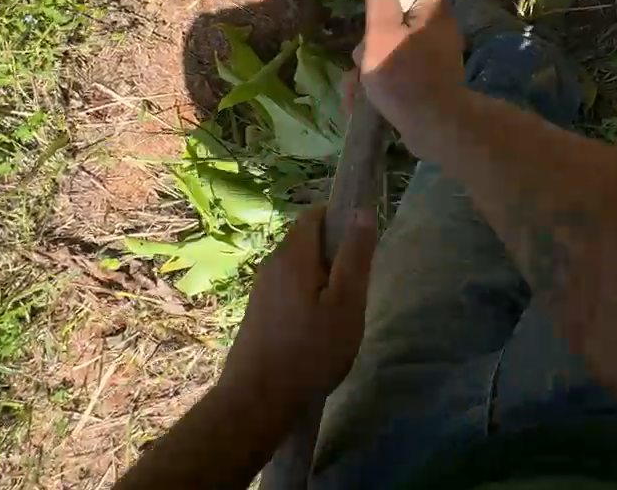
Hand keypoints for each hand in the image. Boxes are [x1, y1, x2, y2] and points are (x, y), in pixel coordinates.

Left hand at [219, 206, 377, 415]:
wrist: (254, 406)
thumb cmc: (308, 351)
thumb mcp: (346, 302)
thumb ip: (355, 255)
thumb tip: (361, 210)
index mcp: (293, 254)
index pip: (315, 214)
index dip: (340, 219)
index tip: (361, 244)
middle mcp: (272, 264)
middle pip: (307, 241)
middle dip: (334, 253)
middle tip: (355, 285)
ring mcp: (261, 291)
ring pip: (299, 268)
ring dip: (321, 278)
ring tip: (340, 311)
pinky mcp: (257, 314)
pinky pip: (288, 289)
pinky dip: (307, 296)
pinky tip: (317, 329)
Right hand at [356, 0, 464, 132]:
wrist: (434, 126)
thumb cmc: (403, 74)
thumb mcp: (381, 33)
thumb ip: (379, 1)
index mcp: (433, 11)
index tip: (373, 17)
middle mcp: (439, 30)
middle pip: (396, 24)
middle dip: (370, 45)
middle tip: (360, 63)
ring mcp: (436, 58)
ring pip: (393, 53)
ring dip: (370, 70)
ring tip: (355, 91)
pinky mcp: (431, 82)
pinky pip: (401, 74)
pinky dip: (383, 86)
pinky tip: (363, 103)